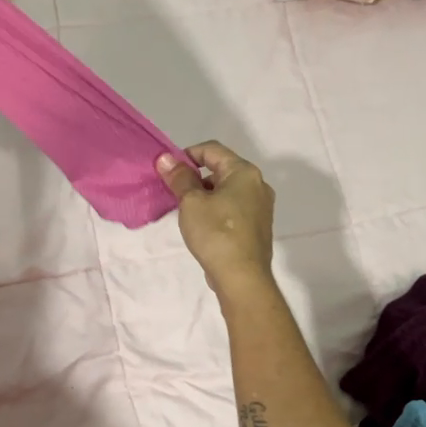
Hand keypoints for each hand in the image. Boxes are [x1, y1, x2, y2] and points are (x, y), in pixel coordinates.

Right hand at [158, 141, 275, 297]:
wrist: (242, 277)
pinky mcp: (257, 226)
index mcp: (244, 172)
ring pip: (227, 190)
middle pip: (220, 169)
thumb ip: (179, 178)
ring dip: (204, 194)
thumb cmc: (216, 233)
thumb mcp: (191, 202)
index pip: (212, 149)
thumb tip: (166, 158)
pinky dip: (215, 209)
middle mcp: (257, 184)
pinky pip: (233, 207)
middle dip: (195, 177)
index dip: (186, 155)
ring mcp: (260, 206)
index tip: (168, 171)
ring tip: (185, 211)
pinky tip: (202, 225)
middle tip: (174, 193)